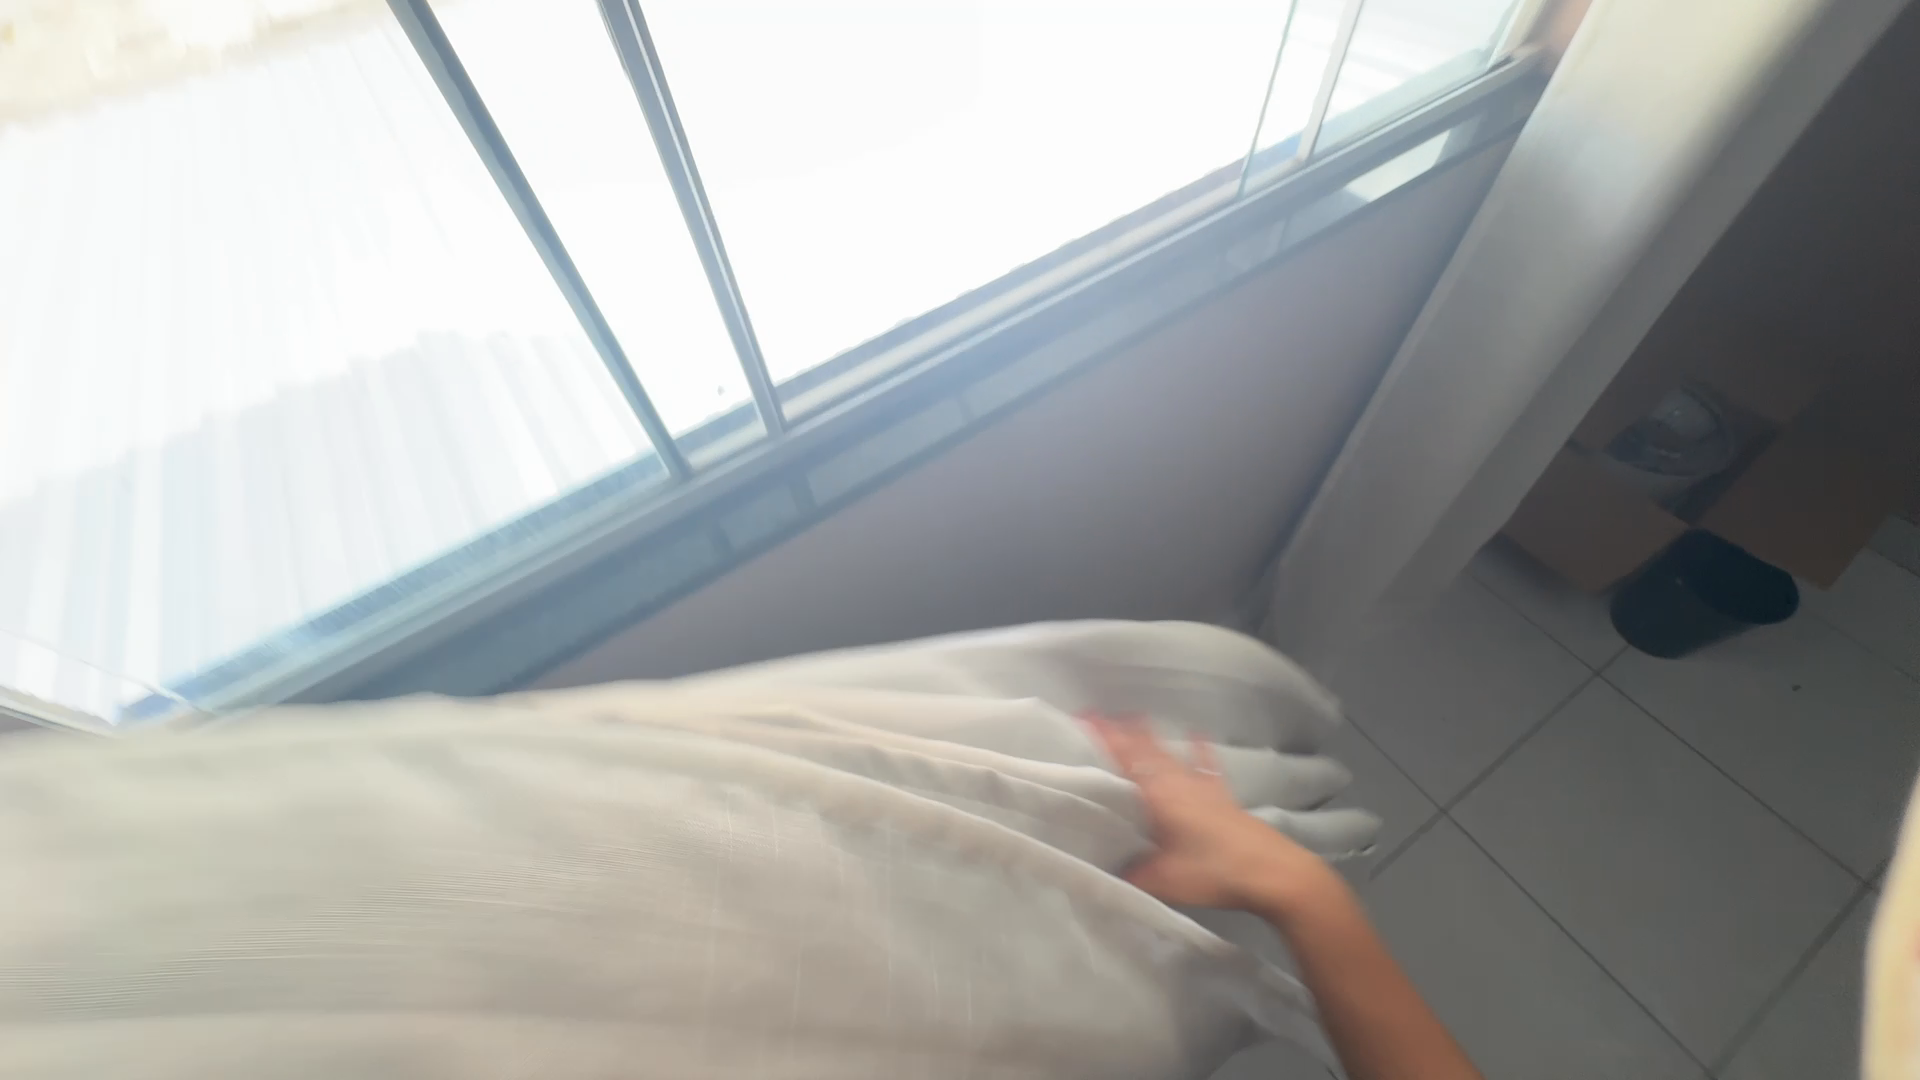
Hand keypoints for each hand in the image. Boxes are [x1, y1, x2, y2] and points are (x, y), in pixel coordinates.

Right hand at [1082, 713, 1332, 912]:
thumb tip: (1100, 872)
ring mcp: (1200, 785)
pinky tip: (1196, 733)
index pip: (1123, 757)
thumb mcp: (1163, 880)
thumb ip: (1130, 874)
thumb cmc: (1212, 871)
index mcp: (1156, 795)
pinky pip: (1205, 764)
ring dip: (1149, 736)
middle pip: (1143, 749)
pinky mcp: (1221, 794)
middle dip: (1120, 731)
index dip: (1103, 736)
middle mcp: (1176, 781)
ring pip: (1168, 752)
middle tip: (1100, 715)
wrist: (1271, 872)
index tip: (1083, 716)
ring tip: (1135, 716)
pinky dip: (1198, 749)